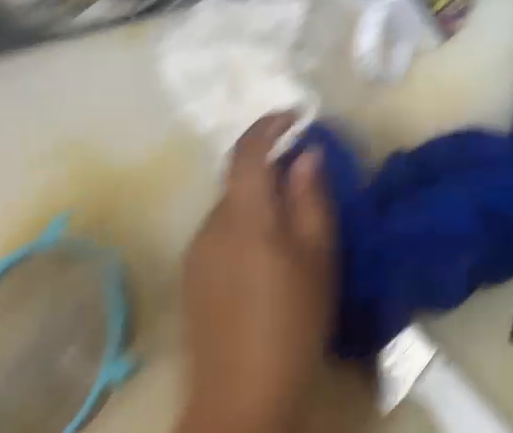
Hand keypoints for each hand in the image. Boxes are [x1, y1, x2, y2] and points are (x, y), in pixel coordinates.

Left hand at [177, 114, 336, 432]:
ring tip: (300, 218)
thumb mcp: (319, 255)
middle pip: (240, 181)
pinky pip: (223, 233)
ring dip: (262, 199)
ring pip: (233, 208)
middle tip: (315, 175)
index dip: (270, 126)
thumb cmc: (293, 320)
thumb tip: (306, 154)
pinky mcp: (193, 280)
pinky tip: (275, 254)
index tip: (299, 115)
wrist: (241, 397)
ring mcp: (196, 256)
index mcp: (244, 218)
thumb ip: (311, 199)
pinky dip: (250, 225)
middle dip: (274, 168)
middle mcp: (210, 228)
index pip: (247, 153)